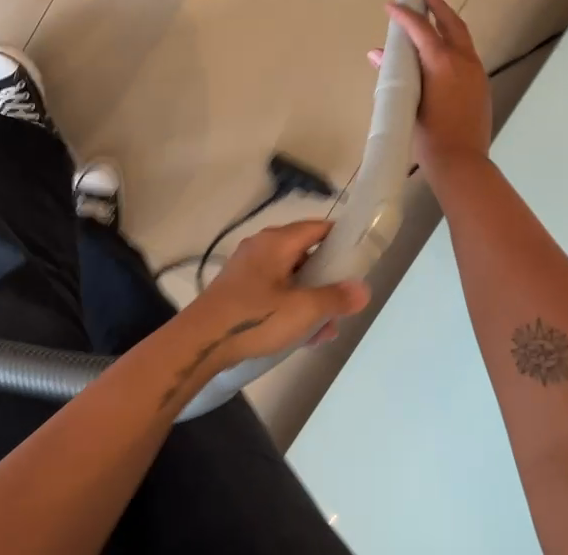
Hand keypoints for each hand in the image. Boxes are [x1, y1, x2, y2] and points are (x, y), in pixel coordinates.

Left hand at [176, 220, 369, 370]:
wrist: (204, 339)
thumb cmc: (255, 317)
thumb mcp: (303, 310)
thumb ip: (335, 298)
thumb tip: (363, 288)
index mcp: (275, 242)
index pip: (316, 228)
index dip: (341, 239)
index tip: (361, 258)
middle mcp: (260, 248)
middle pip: (305, 256)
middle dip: (327, 283)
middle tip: (342, 309)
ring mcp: (248, 269)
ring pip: (291, 279)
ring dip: (310, 303)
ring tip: (323, 333)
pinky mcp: (240, 290)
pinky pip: (275, 293)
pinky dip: (290, 309)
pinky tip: (301, 338)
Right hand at [368, 0, 492, 171]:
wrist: (461, 161)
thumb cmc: (428, 134)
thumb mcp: (405, 102)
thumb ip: (394, 75)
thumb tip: (377, 54)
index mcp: (442, 63)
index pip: (422, 30)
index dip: (405, 15)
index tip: (391, 5)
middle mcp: (463, 62)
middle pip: (452, 25)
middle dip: (438, 8)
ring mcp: (475, 73)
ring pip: (462, 38)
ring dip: (447, 24)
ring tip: (433, 17)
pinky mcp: (480, 85)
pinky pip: (466, 53)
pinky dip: (453, 43)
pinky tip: (441, 49)